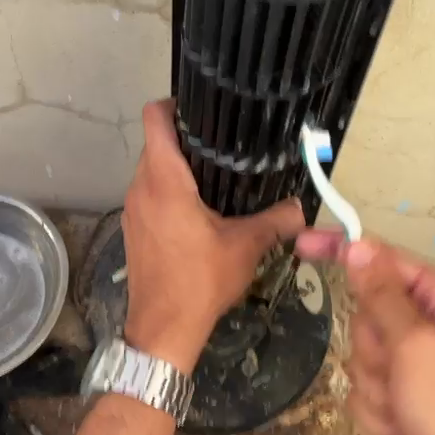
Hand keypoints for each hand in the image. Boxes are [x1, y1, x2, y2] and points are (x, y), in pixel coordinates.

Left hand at [121, 100, 304, 370]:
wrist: (163, 330)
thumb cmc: (200, 280)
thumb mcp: (246, 246)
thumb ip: (276, 221)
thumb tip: (302, 208)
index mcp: (164, 179)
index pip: (155, 118)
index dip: (175, 104)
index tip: (204, 110)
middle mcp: (140, 186)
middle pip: (155, 143)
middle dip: (185, 138)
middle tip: (222, 143)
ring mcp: (132, 208)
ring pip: (150, 170)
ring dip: (176, 167)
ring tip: (214, 175)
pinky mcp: (132, 228)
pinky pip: (148, 194)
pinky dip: (167, 191)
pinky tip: (196, 209)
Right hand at [295, 232, 434, 434]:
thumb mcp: (416, 346)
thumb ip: (381, 294)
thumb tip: (357, 244)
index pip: (383, 259)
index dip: (342, 251)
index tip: (300, 244)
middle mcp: (434, 323)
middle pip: (367, 311)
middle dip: (372, 348)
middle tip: (398, 373)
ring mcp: (418, 363)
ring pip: (361, 353)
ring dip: (375, 386)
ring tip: (406, 410)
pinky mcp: (404, 396)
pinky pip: (365, 388)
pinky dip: (378, 412)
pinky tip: (404, 432)